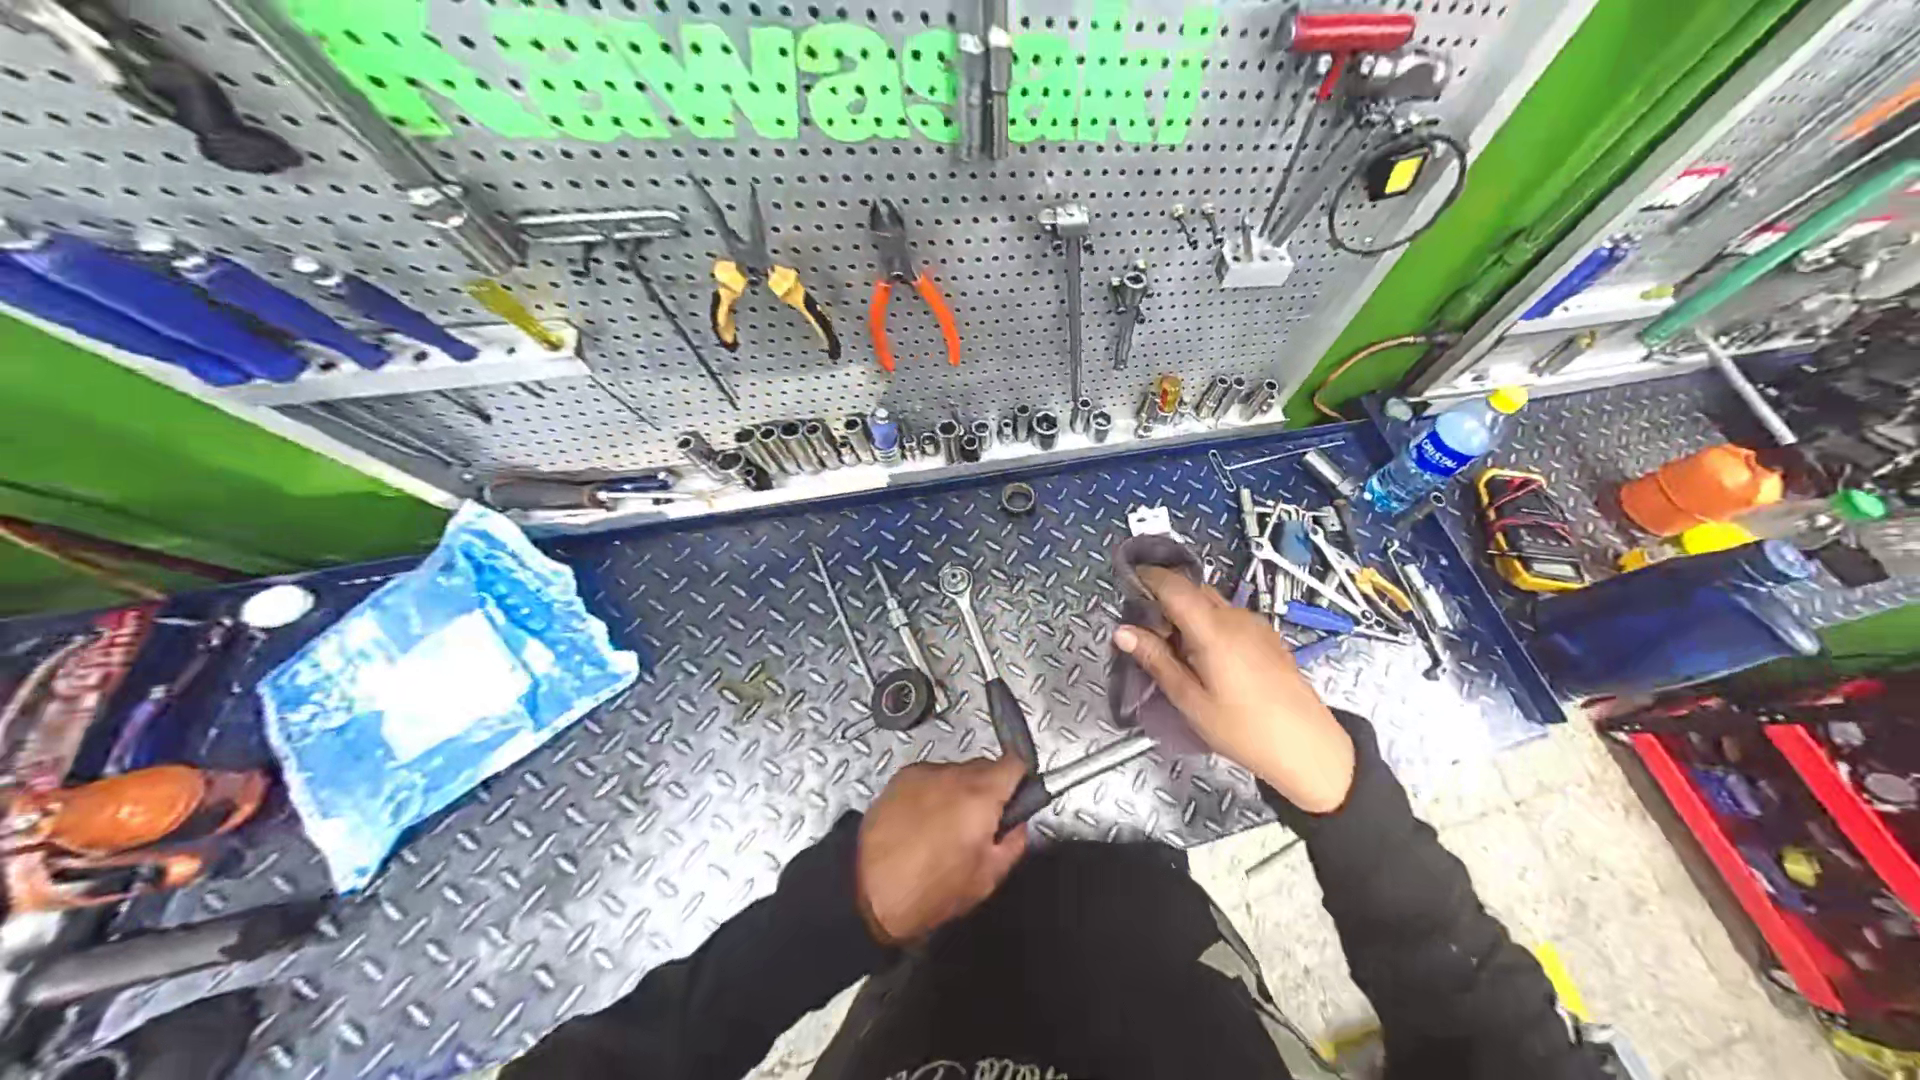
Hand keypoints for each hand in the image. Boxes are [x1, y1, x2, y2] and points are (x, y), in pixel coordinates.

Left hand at [856, 757, 1029, 944]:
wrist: (866, 891)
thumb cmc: (929, 890)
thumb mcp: (987, 878)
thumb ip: (1013, 842)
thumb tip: (1017, 823)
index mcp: (980, 795)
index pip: (1014, 763)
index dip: (1019, 781)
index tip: (1014, 800)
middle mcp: (952, 774)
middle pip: (985, 766)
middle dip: (988, 790)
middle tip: (979, 826)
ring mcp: (923, 773)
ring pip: (956, 773)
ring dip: (958, 792)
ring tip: (944, 829)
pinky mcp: (900, 778)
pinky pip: (929, 778)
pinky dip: (932, 794)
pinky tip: (922, 824)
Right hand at [1114, 565, 1354, 812]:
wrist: (1309, 749)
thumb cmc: (1246, 729)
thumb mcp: (1190, 699)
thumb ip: (1156, 659)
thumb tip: (1124, 632)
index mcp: (1213, 630)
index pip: (1173, 585)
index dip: (1147, 577)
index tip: (1127, 582)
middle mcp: (1236, 618)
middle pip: (1191, 590)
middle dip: (1163, 600)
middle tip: (1143, 629)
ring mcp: (1254, 625)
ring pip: (1210, 603)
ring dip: (1185, 614)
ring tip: (1172, 650)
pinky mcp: (1266, 637)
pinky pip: (1228, 617)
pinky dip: (1206, 624)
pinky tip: (1202, 658)